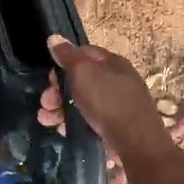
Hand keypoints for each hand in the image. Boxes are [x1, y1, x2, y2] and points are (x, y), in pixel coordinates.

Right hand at [38, 35, 177, 167]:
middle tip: (45, 101)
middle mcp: (117, 81)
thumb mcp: (83, 73)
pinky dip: (73, 121)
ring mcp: (117, 104)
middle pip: (79, 78)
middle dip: (57, 89)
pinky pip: (88, 118)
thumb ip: (67, 55)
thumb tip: (54, 37)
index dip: (63, 61)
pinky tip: (61, 128)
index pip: (83, 53)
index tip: (50, 77)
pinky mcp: (116, 125)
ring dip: (59, 107)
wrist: (138, 146)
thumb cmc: (109, 103)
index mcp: (113, 63)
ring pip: (81, 100)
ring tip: (46, 119)